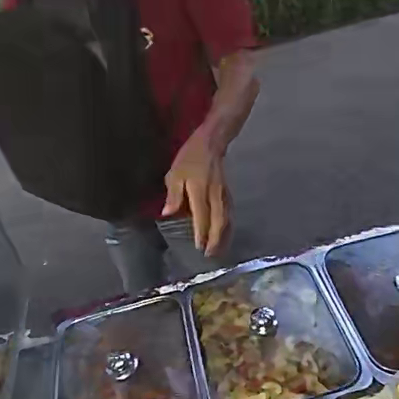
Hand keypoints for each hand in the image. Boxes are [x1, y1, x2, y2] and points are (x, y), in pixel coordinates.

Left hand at [161, 130, 230, 256]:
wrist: (212, 142)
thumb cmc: (190, 157)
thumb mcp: (175, 173)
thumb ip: (173, 194)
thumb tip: (168, 213)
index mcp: (200, 191)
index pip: (202, 217)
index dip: (201, 233)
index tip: (199, 248)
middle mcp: (215, 196)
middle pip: (218, 222)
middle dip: (216, 240)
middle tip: (211, 255)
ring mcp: (224, 195)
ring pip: (227, 219)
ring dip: (224, 236)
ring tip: (220, 250)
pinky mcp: (227, 193)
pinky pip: (229, 213)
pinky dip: (228, 226)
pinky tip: (225, 233)